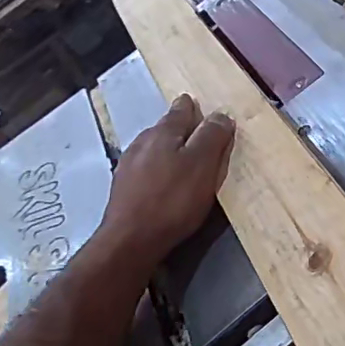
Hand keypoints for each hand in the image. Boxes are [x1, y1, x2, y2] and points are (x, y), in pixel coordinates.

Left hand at [99, 94, 234, 262]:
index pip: (181, 111)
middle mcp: (143, 142)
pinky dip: (159, 167)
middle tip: (197, 131)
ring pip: (154, 147)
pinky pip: (146, 167)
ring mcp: (129, 164)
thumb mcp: (203, 165)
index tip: (200, 106)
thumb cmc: (174, 199)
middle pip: (166, 127)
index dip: (193, 108)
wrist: (131, 239)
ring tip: (183, 156)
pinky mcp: (123, 186)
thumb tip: (221, 115)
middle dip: (181, 127)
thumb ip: (212, 137)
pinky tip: (164, 180)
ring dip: (169, 148)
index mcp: (164, 133)